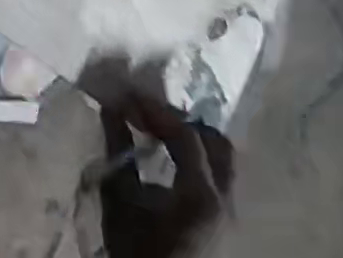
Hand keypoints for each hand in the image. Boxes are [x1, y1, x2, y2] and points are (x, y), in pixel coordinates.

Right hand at [90, 98, 234, 257]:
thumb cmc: (137, 254)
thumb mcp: (120, 201)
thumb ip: (118, 150)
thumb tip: (111, 109)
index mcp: (202, 195)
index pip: (186, 135)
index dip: (157, 111)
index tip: (130, 99)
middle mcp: (226, 202)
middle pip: (217, 144)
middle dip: (184, 123)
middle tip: (150, 116)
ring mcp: (231, 216)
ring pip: (222, 162)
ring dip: (193, 141)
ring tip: (158, 135)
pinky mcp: (225, 226)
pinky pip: (218, 179)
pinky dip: (197, 161)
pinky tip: (169, 162)